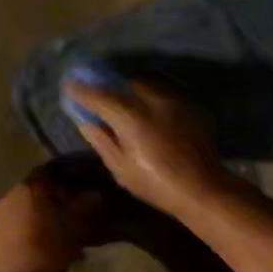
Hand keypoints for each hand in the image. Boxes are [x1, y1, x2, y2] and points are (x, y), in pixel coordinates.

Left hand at [0, 170, 96, 271]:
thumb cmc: (48, 249)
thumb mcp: (75, 227)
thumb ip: (85, 206)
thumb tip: (95, 194)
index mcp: (26, 188)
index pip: (48, 175)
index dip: (66, 184)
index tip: (79, 196)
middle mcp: (7, 197)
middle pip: (34, 194)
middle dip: (51, 202)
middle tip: (70, 216)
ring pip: (23, 212)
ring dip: (38, 219)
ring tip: (56, 234)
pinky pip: (14, 229)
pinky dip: (26, 233)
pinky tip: (39, 247)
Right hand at [63, 78, 233, 216]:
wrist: (202, 188)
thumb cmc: (156, 184)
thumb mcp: (121, 168)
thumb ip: (101, 140)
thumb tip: (86, 121)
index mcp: (132, 117)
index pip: (100, 95)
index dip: (82, 90)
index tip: (70, 85)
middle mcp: (152, 101)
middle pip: (124, 83)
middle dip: (109, 86)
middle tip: (98, 95)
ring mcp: (173, 101)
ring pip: (146, 84)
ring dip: (130, 88)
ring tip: (123, 101)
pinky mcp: (188, 106)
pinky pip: (163, 92)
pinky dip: (149, 96)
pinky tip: (147, 110)